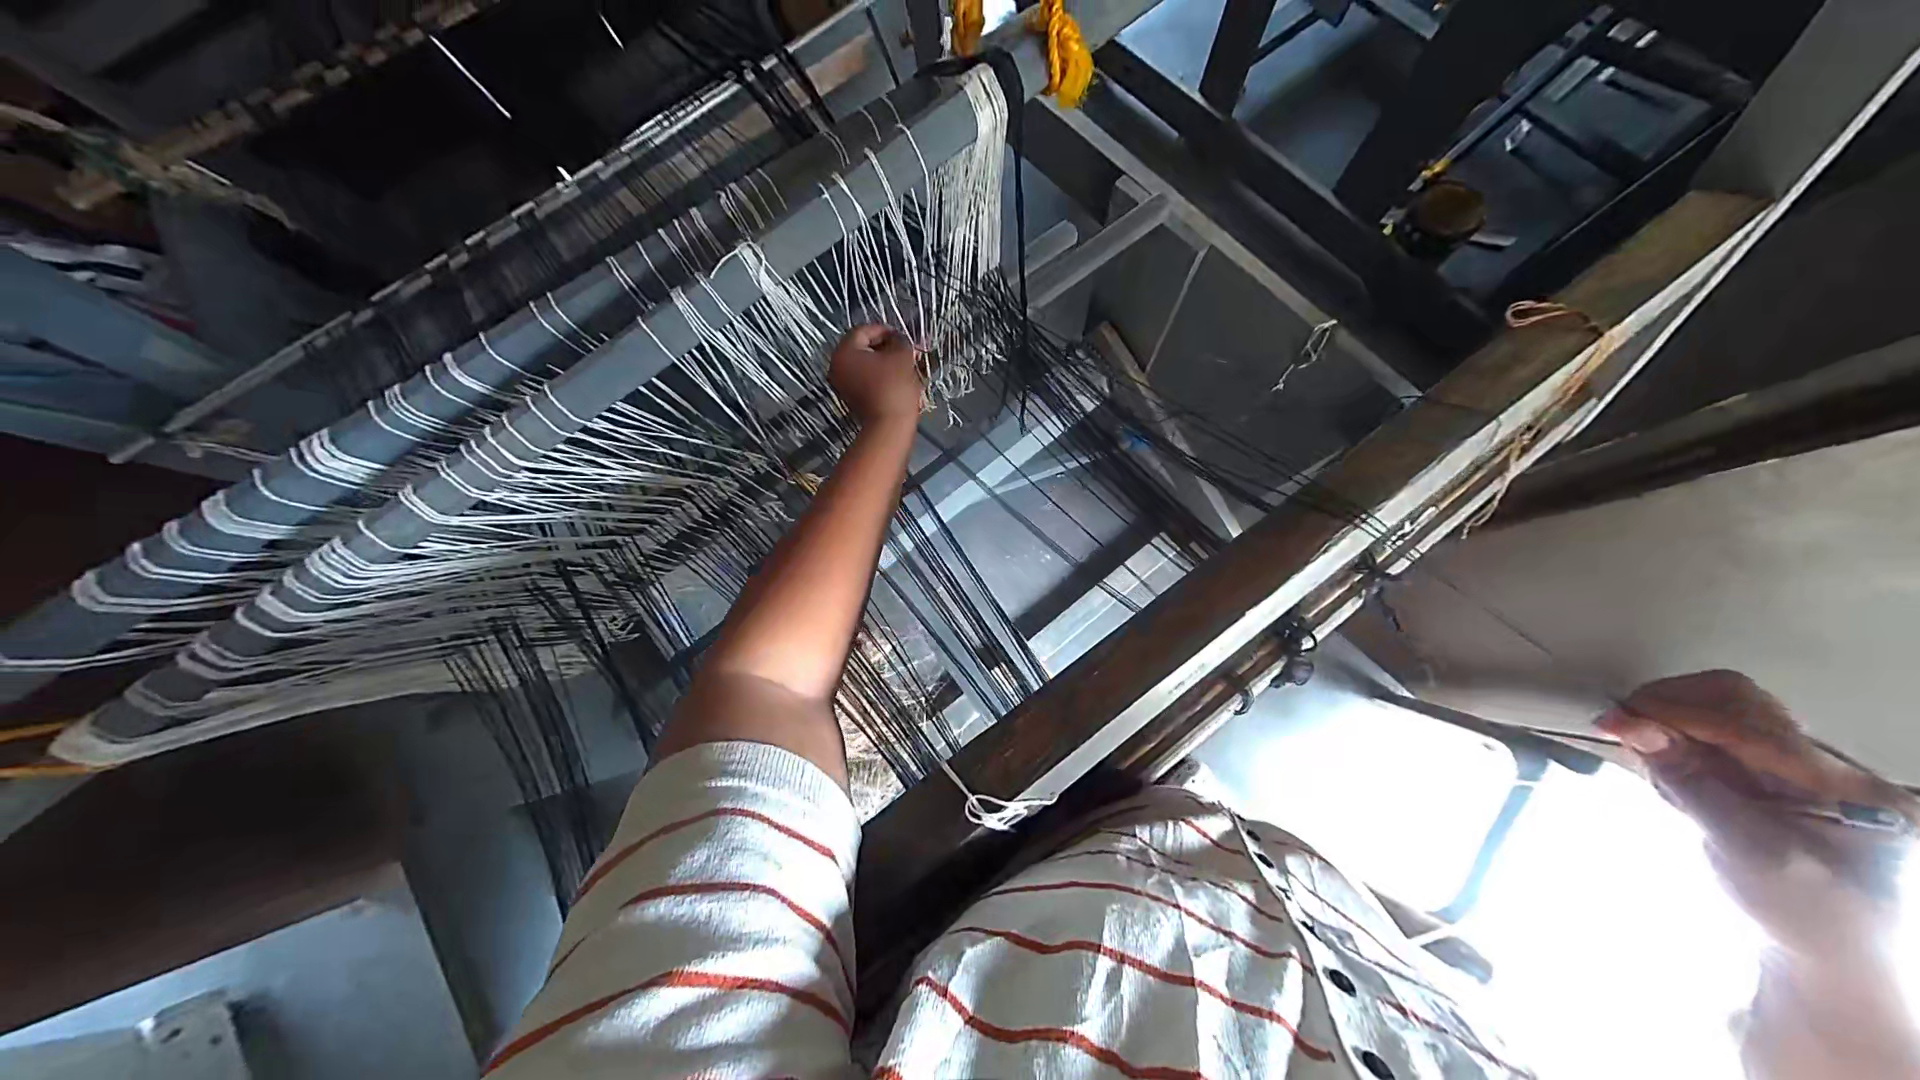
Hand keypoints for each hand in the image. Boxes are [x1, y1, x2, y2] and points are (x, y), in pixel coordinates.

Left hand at [829, 324, 922, 427]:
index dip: (884, 330)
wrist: (889, 425)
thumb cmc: (893, 387)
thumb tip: (897, 339)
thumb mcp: (901, 355)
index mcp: (844, 352)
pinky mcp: (850, 398)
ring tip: (902, 363)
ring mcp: (842, 384)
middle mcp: (837, 366)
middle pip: (861, 347)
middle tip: (903, 349)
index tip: (900, 335)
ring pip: (864, 364)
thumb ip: (899, 340)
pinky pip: (864, 378)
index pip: (863, 330)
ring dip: (883, 361)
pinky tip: (895, 377)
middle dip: (884, 346)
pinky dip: (878, 375)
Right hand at [1596, 671, 1917, 961]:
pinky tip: (1670, 769)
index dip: (1677, 716)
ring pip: (1720, 708)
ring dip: (1669, 723)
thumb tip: (1636, 728)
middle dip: (1673, 707)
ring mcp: (1801, 764)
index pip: (1750, 727)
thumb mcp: (1745, 851)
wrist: (1826, 948)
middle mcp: (1831, 766)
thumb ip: (1690, 785)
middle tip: (1625, 728)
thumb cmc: (1802, 912)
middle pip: (1738, 701)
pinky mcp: (1769, 766)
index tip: (1616, 719)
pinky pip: (1711, 729)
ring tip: (1654, 765)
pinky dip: (1675, 738)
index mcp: (1849, 790)